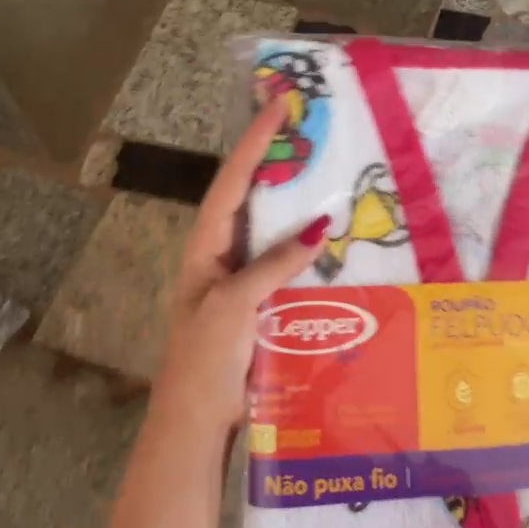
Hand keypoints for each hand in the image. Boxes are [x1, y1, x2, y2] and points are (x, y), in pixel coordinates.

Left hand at [150, 96, 331, 439]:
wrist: (195, 423)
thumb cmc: (204, 359)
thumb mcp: (234, 305)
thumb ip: (273, 264)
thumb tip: (320, 225)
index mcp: (205, 245)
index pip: (233, 181)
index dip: (255, 141)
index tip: (278, 104)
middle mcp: (221, 251)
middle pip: (250, 193)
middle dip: (276, 157)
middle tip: (309, 125)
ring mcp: (240, 274)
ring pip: (270, 225)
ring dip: (295, 197)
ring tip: (326, 164)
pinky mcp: (260, 299)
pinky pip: (285, 259)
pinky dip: (306, 241)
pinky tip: (333, 234)